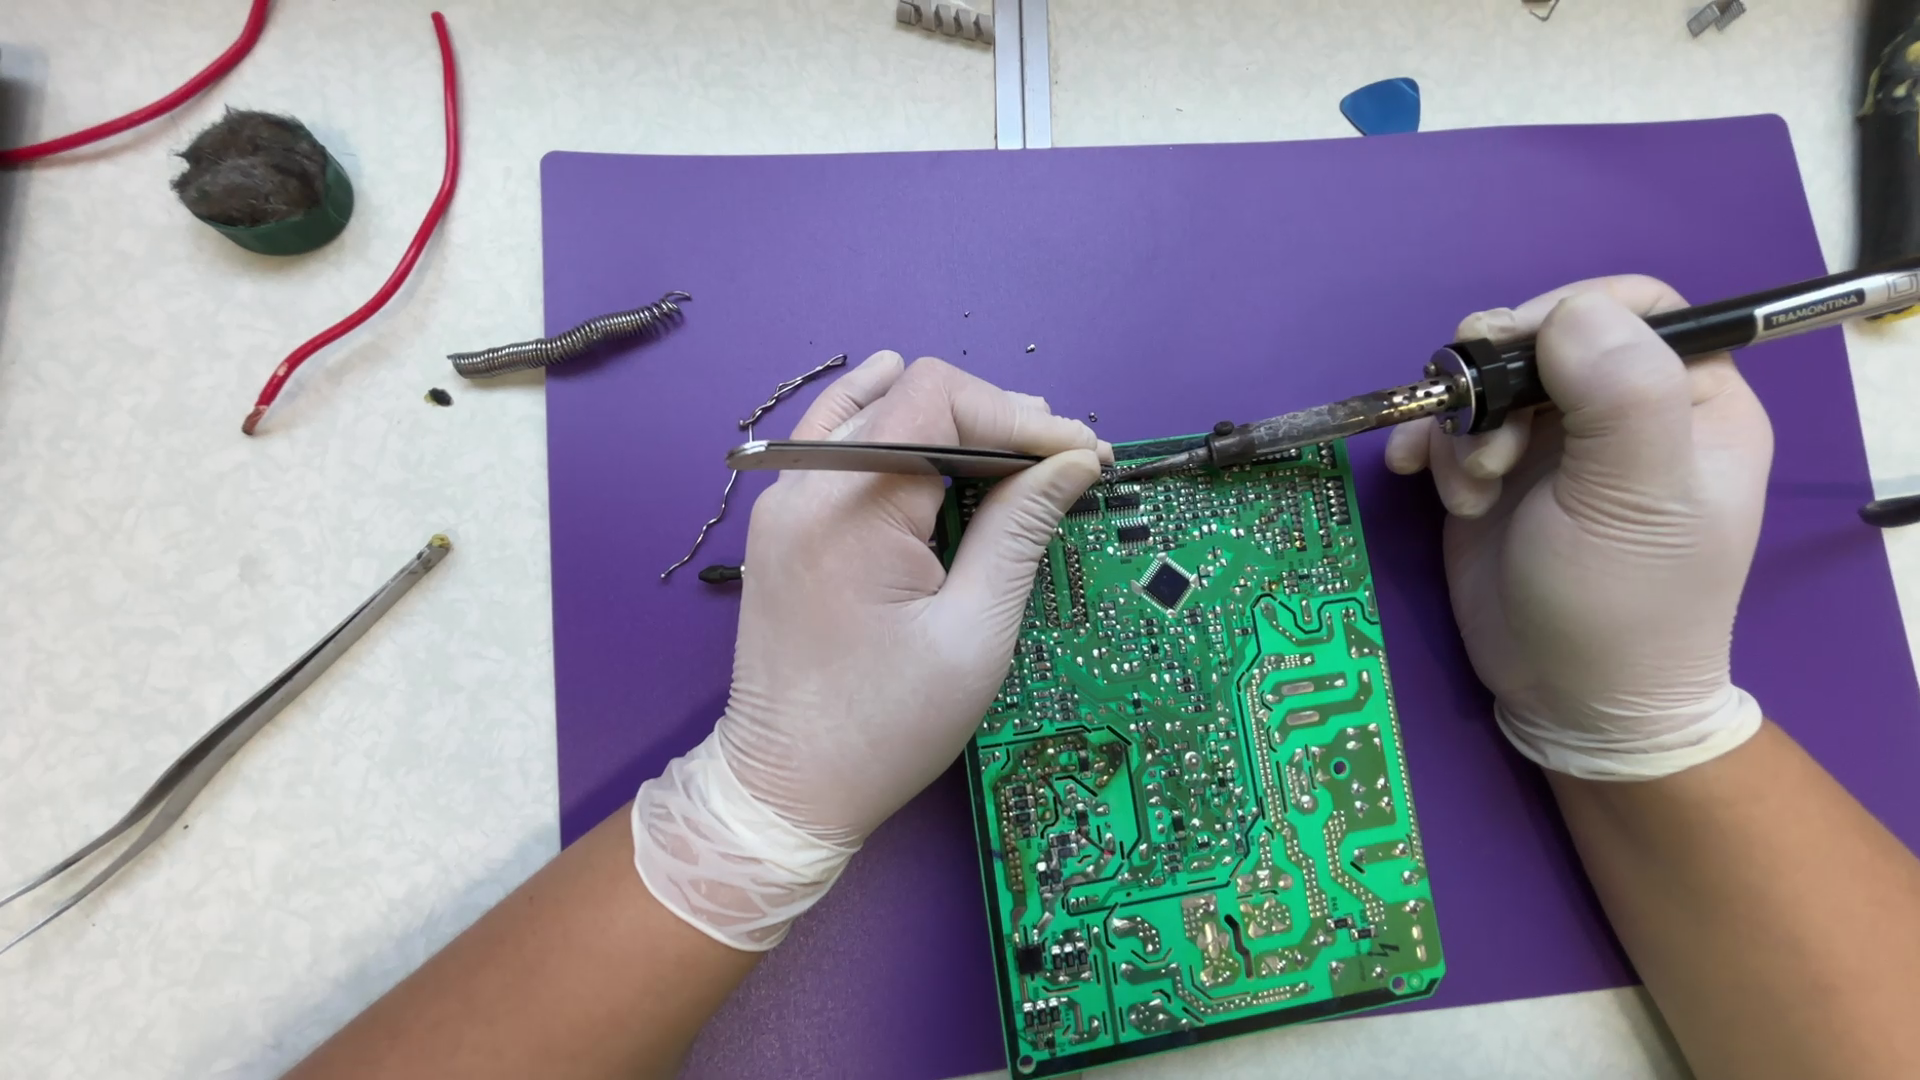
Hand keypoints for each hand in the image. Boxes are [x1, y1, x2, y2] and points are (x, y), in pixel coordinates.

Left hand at [634, 352, 1108, 948]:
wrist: (786, 787)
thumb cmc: (887, 726)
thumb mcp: (974, 634)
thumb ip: (1018, 530)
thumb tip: (1072, 461)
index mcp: (850, 507)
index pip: (939, 399)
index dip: (1019, 415)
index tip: (1081, 455)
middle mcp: (805, 483)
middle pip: (910, 398)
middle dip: (995, 419)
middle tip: (1062, 462)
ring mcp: (784, 498)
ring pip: (876, 412)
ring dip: (950, 422)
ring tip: (1015, 453)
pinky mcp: (783, 521)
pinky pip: (838, 443)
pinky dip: (892, 428)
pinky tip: (922, 422)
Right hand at [1385, 276, 1772, 779]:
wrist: (1563, 690)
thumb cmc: (1620, 598)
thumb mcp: (1633, 499)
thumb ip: (1619, 397)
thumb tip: (1569, 312)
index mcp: (1682, 402)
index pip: (1629, 310)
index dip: (1561, 318)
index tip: (1506, 358)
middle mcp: (1610, 414)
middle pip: (1536, 345)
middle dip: (1492, 389)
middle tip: (1483, 448)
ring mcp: (1542, 447)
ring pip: (1480, 389)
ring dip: (1455, 431)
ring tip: (1466, 493)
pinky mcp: (1486, 477)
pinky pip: (1444, 431)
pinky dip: (1424, 447)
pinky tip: (1413, 476)